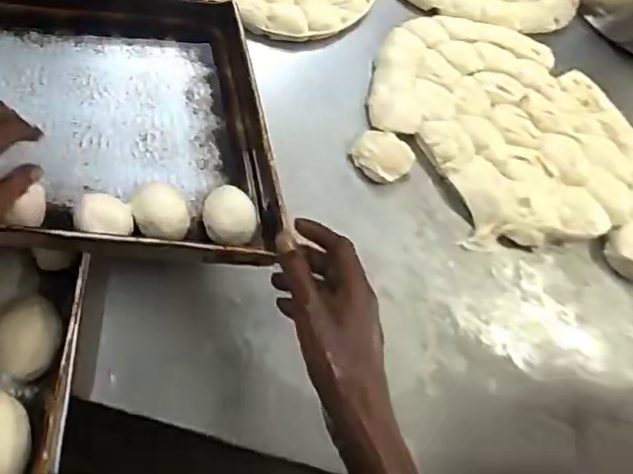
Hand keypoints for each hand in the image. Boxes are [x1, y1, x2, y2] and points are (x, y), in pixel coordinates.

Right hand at [273, 220, 413, 473]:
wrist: (356, 408)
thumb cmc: (333, 353)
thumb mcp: (309, 306)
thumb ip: (296, 270)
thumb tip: (284, 236)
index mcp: (356, 288)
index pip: (340, 246)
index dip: (317, 231)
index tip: (292, 224)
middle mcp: (359, 299)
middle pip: (332, 265)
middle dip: (304, 255)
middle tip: (278, 253)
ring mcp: (354, 319)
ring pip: (326, 286)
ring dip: (301, 277)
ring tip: (274, 280)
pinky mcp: (346, 337)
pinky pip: (324, 306)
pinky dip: (304, 298)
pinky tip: (283, 306)